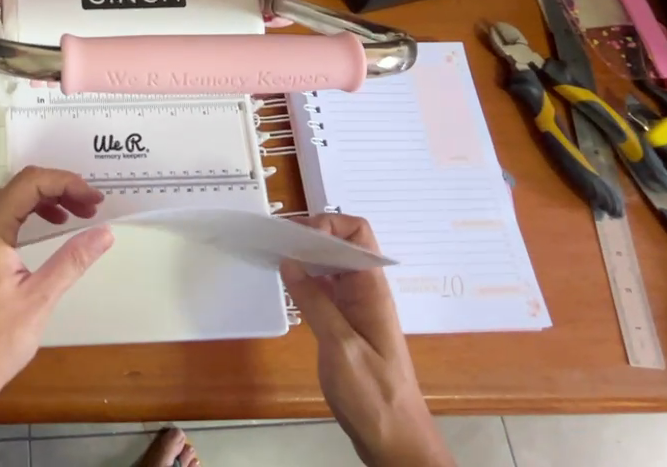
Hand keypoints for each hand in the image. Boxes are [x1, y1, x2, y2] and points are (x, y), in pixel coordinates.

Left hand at [0, 167, 115, 401]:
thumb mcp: (40, 299)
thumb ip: (72, 261)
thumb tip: (105, 232)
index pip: (30, 184)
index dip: (65, 182)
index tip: (95, 199)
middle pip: (22, 186)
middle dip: (59, 187)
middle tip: (92, 205)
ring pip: (16, 200)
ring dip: (48, 199)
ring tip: (80, 214)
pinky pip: (11, 218)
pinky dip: (36, 214)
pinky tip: (55, 229)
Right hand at [281, 214, 452, 466]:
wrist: (393, 441)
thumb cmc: (374, 394)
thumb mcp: (341, 346)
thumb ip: (315, 301)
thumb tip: (289, 261)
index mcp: (372, 289)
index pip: (358, 233)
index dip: (328, 224)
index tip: (296, 235)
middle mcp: (364, 291)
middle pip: (340, 244)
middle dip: (309, 236)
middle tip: (274, 239)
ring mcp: (354, 307)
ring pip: (329, 266)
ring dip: (303, 257)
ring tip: (272, 256)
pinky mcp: (343, 324)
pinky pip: (322, 288)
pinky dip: (303, 280)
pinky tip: (284, 285)